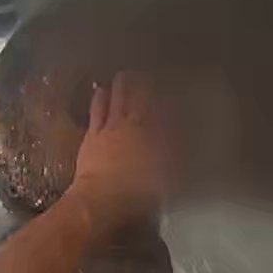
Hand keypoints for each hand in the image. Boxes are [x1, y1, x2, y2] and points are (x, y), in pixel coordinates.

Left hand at [63, 71, 176, 237]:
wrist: (101, 198)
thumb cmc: (138, 195)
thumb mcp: (167, 179)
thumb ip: (174, 156)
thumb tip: (180, 140)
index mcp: (155, 137)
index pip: (164, 112)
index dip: (167, 100)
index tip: (171, 92)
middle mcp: (134, 127)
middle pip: (140, 100)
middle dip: (144, 85)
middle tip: (147, 73)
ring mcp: (111, 128)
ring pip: (118, 99)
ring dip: (122, 86)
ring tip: (125, 73)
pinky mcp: (93, 133)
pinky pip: (97, 109)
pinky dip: (100, 97)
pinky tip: (101, 89)